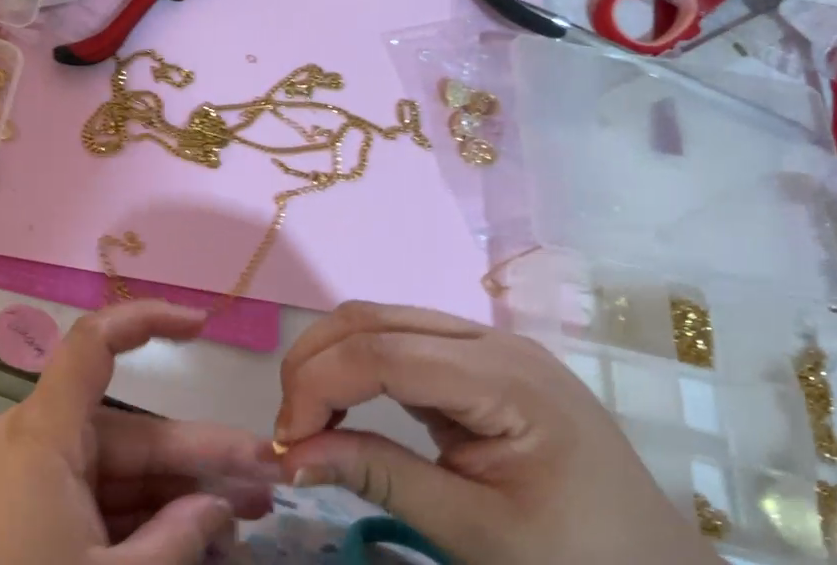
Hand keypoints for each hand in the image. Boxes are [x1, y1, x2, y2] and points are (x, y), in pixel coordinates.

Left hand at [0, 301, 276, 564]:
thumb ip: (176, 540)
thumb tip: (221, 505)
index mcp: (44, 433)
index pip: (92, 347)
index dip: (145, 322)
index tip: (201, 325)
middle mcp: (35, 441)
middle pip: (127, 431)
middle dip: (198, 456)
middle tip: (272, 482)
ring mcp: (29, 478)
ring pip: (115, 470)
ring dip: (177, 493)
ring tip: (249, 517)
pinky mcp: (27, 512)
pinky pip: (92, 499)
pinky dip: (140, 517)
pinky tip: (194, 540)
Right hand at [273, 301, 715, 564]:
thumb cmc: (577, 557)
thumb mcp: (474, 530)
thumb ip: (377, 476)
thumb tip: (285, 454)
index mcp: (507, 379)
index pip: (379, 354)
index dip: (316, 387)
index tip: (285, 442)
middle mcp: (493, 341)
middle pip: (369, 321)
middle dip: (312, 365)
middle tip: (290, 428)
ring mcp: (488, 344)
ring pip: (375, 321)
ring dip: (328, 360)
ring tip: (310, 419)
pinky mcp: (479, 360)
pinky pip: (396, 340)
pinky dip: (355, 366)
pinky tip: (347, 407)